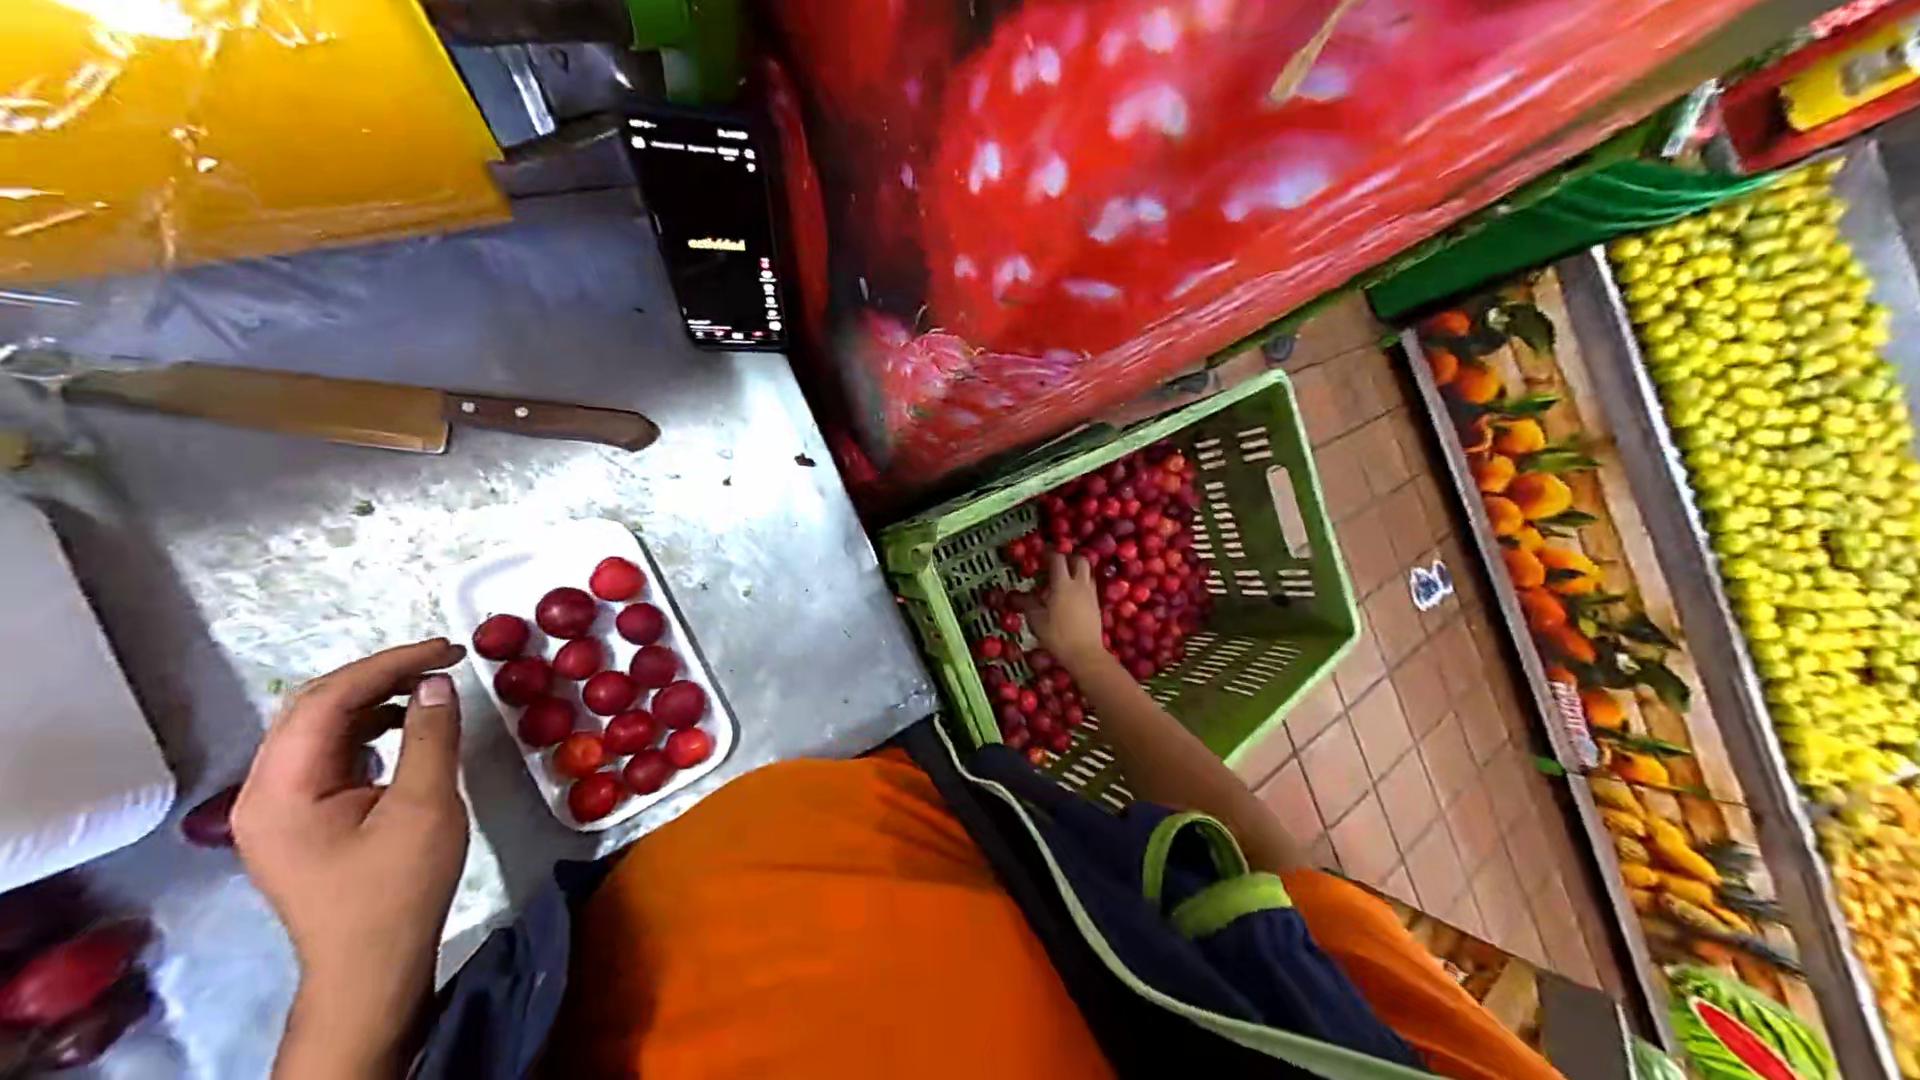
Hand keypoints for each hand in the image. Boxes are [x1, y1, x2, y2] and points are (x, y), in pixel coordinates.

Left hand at [232, 639, 469, 1076]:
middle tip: (443, 658)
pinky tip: (406, 724)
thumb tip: (437, 682)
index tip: (446, 649)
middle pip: (314, 707)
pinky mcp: (303, 815)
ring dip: (375, 697)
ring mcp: (280, 804)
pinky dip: (370, 725)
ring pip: (321, 727)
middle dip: (380, 674)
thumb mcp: (424, 805)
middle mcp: (264, 790)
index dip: (387, 664)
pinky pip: (331, 751)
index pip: (326, 701)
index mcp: (280, 788)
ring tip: (430, 684)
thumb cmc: (397, 886)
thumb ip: (429, 737)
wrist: (373, 962)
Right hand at [1014, 552, 1108, 670]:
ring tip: (1066, 577)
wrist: (1085, 653)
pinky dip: (1082, 583)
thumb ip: (1027, 603)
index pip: (1057, 559)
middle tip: (1057, 563)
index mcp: (1063, 584)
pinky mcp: (1097, 605)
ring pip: (1088, 572)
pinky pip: (1090, 585)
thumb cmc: (1057, 636)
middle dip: (1068, 557)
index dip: (1049, 554)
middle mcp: (1080, 584)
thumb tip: (1016, 595)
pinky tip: (1073, 594)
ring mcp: (1091, 594)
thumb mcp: (1036, 620)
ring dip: (1077, 569)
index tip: (1041, 554)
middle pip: (1079, 560)